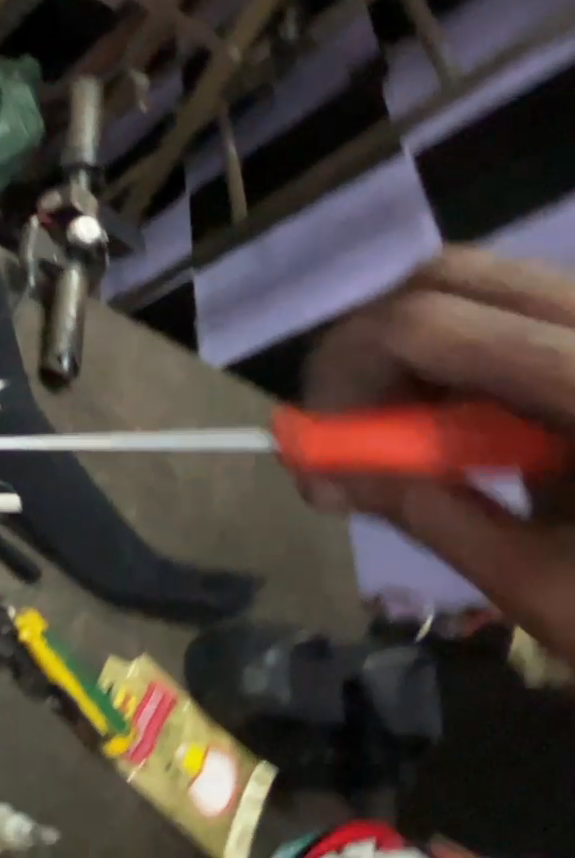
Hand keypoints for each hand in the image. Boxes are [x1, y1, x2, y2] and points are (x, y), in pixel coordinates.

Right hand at [300, 247, 574, 660]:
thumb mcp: (551, 590)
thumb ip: (425, 512)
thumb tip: (321, 473)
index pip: (427, 324)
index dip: (341, 372)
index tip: (317, 443)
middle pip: (447, 279)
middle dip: (366, 347)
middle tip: (349, 419)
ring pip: (482, 292)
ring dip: (412, 357)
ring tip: (413, 436)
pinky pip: (524, 323)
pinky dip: (465, 367)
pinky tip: (477, 433)